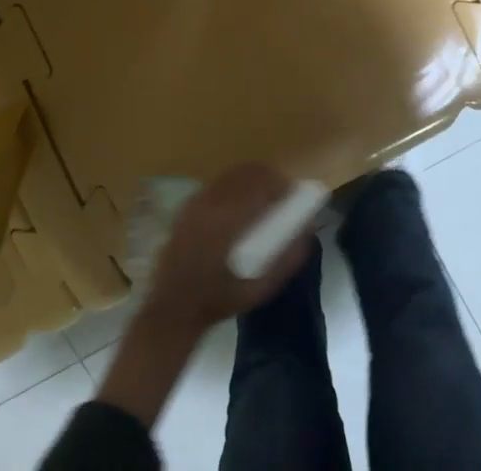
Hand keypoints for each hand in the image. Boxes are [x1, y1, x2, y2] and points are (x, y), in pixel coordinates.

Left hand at [98, 164, 315, 428]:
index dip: (280, 184)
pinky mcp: (185, 208)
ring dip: (250, 180)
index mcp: (228, 219)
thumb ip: (288, 258)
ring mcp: (194, 203)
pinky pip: (215, 185)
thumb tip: (308, 230)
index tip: (292, 195)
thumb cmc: (219, 300)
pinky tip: (237, 208)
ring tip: (261, 199)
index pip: (260, 183)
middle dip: (268, 178)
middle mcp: (210, 203)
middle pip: (246, 172)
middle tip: (280, 195)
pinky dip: (232, 187)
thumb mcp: (260, 286)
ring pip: (229, 175)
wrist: (172, 309)